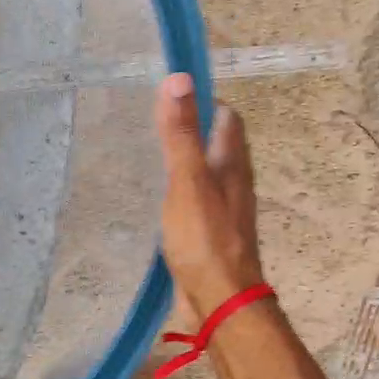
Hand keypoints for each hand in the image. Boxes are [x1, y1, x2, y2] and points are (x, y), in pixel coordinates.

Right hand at [156, 73, 264, 319]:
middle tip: (149, 124)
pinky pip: (192, 203)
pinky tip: (152, 201)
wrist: (219, 300)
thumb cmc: (204, 239)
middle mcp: (232, 183)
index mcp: (232, 165)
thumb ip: (180, 135)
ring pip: (204, 175)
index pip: (225, 119)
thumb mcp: (187, 182)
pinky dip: (175, 193)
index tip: (169, 96)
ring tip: (145, 157)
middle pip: (216, 146)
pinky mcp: (207, 235)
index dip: (203, 102)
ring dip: (183, 163)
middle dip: (190, 131)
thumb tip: (179, 78)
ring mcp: (221, 212)